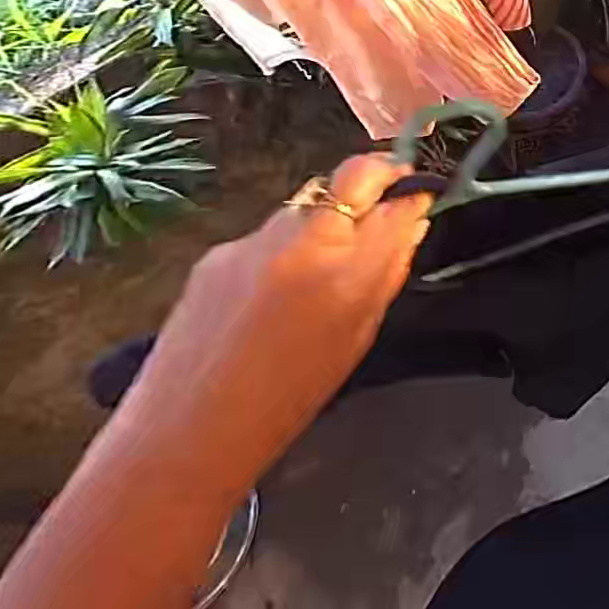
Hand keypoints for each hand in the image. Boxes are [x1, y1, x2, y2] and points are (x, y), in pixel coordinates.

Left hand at [112, 153, 432, 499]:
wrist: (185, 434)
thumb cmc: (293, 393)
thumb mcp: (361, 330)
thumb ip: (390, 269)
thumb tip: (412, 224)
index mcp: (348, 272)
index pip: (398, 203)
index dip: (415, 194)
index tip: (422, 197)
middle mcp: (303, 242)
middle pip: (355, 175)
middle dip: (381, 175)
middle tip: (392, 193)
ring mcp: (255, 242)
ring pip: (312, 201)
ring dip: (332, 215)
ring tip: (326, 260)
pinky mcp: (217, 252)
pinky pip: (272, 230)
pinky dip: (289, 244)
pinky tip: (277, 286)